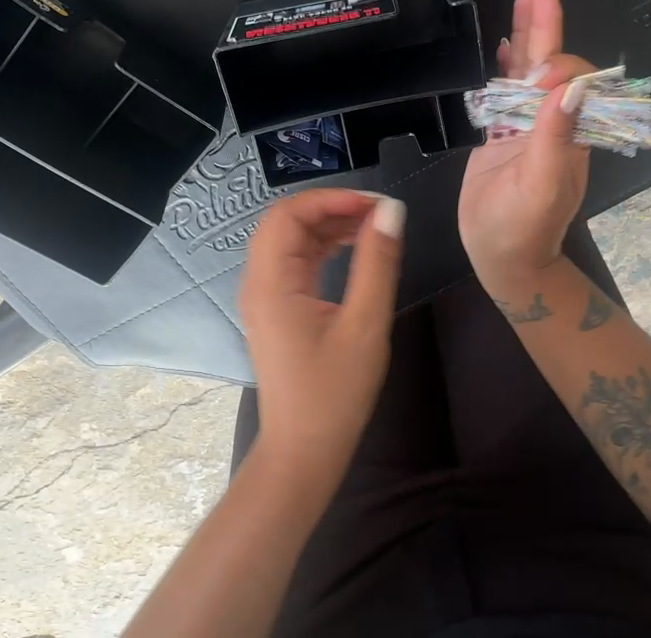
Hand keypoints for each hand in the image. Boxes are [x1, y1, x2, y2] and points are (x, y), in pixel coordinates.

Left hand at [238, 189, 405, 486]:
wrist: (305, 452)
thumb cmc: (335, 392)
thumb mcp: (365, 323)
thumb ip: (377, 262)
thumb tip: (391, 211)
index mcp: (271, 283)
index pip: (288, 214)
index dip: (331, 199)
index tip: (376, 205)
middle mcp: (259, 283)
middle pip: (286, 222)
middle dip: (331, 208)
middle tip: (378, 214)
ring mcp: (265, 298)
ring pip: (290, 241)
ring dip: (329, 226)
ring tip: (373, 227)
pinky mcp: (277, 310)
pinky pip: (295, 262)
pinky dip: (323, 248)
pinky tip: (354, 249)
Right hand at [459, 0, 593, 291]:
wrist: (505, 260)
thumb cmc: (521, 230)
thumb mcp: (540, 186)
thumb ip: (554, 136)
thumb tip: (572, 85)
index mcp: (566, 132)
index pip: (568, 82)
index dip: (556, 64)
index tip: (539, 69)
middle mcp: (550, 123)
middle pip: (550, 64)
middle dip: (547, 24)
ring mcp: (526, 127)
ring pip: (528, 73)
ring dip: (528, 35)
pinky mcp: (503, 136)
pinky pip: (506, 93)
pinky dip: (506, 67)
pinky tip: (504, 45)